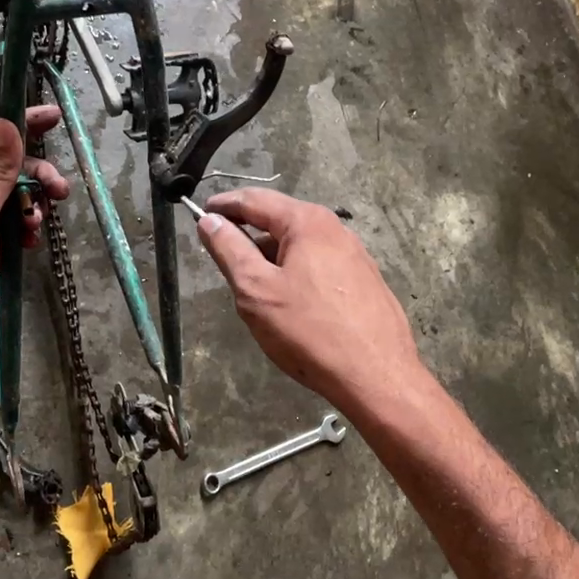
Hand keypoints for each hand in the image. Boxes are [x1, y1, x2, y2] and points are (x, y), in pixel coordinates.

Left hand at [0, 109, 70, 368]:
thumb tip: (8, 123)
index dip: (21, 126)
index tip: (54, 117)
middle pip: (6, 168)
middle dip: (35, 175)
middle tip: (60, 190)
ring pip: (13, 196)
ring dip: (32, 203)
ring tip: (39, 223)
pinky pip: (12, 223)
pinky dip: (25, 227)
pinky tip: (31, 243)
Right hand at [197, 188, 422, 409]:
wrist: (378, 379)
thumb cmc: (310, 331)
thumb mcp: (256, 290)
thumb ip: (229, 249)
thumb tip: (210, 221)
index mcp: (306, 222)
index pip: (254, 200)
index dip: (223, 205)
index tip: (200, 213)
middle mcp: (334, 228)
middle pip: (279, 219)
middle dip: (247, 231)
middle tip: (221, 250)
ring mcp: (354, 255)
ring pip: (299, 244)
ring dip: (271, 254)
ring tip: (252, 282)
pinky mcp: (365, 281)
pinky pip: (319, 264)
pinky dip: (295, 270)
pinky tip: (289, 301)